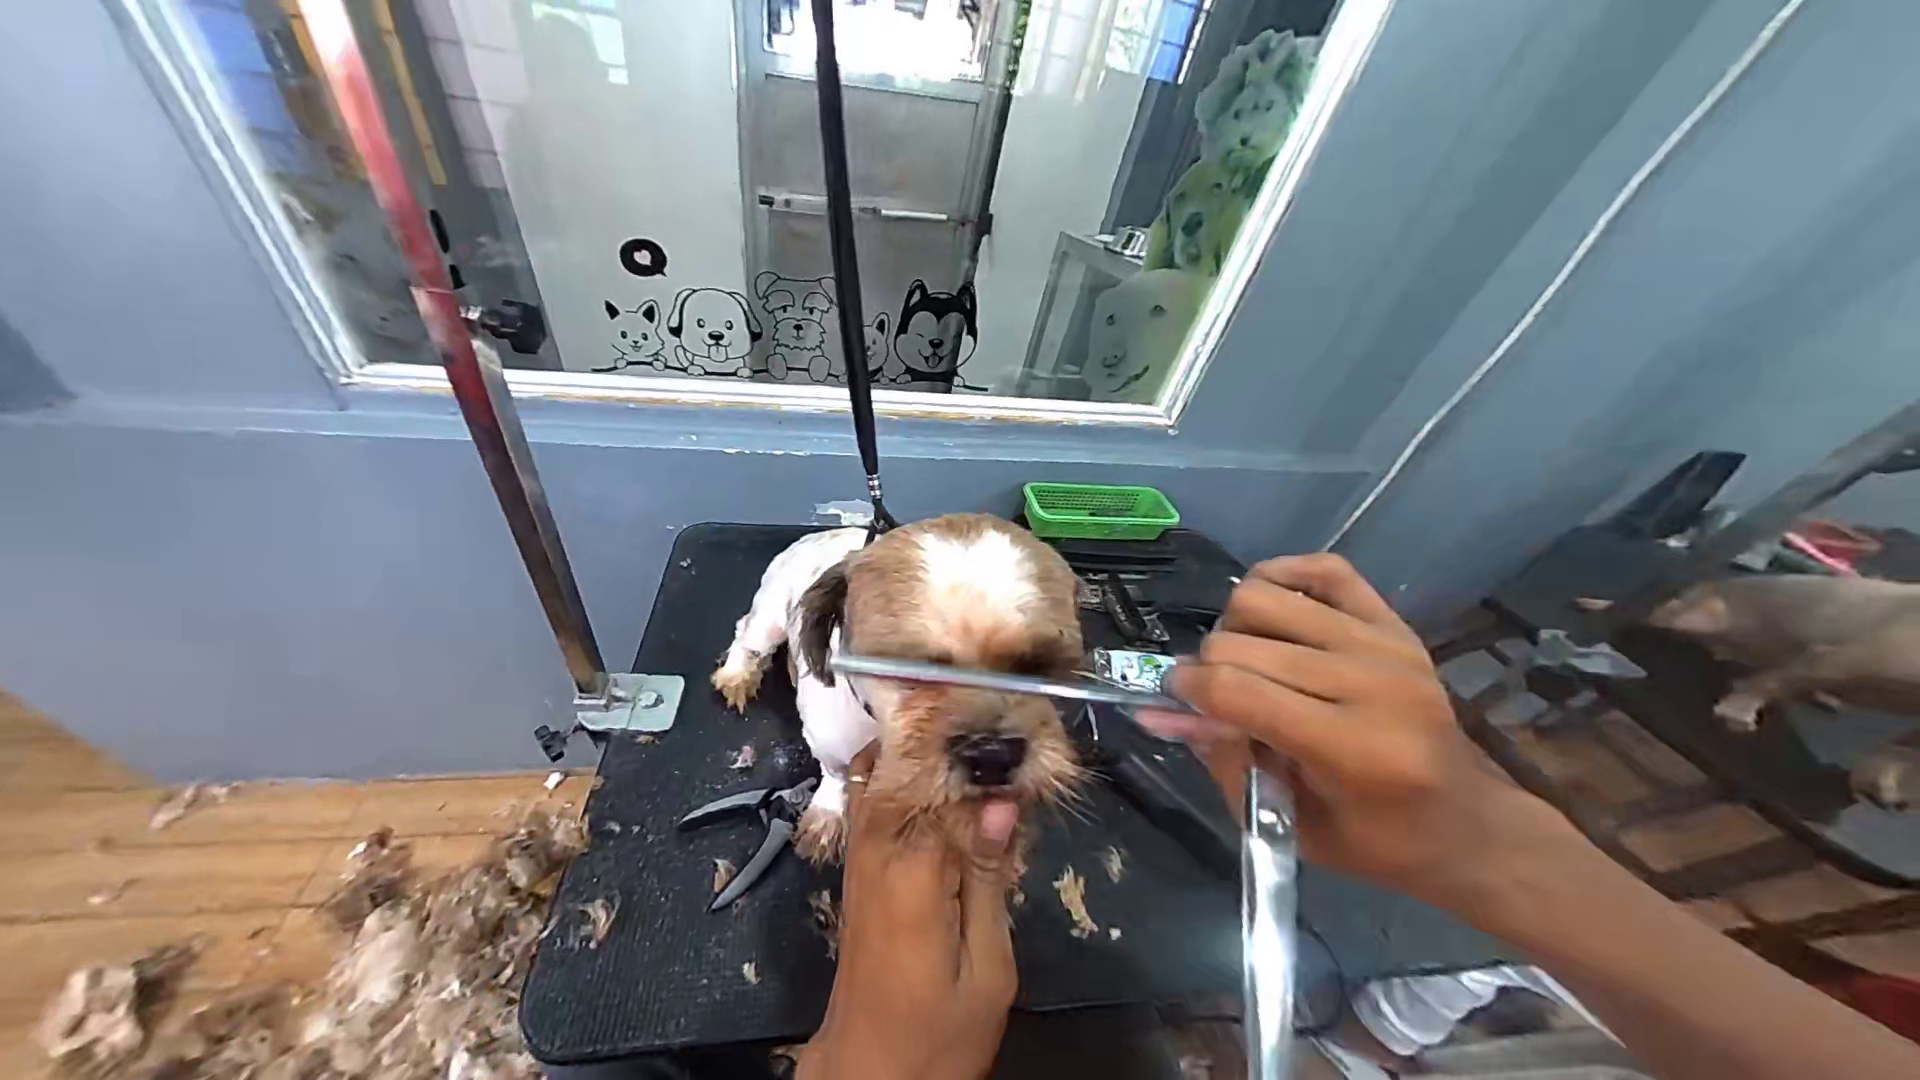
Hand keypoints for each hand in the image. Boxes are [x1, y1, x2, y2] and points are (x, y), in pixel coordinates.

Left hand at [797, 747, 1019, 1079]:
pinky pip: (871, 796)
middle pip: (908, 764)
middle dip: (947, 743)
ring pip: (882, 771)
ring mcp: (858, 851)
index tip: (1016, 747)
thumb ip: (990, 876)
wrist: (866, 1071)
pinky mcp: (856, 862)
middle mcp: (876, 845)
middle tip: (992, 733)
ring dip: (921, 752)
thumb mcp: (988, 966)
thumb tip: (1002, 801)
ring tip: (966, 742)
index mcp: (914, 869)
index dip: (983, 762)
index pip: (948, 784)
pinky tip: (933, 773)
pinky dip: (898, 774)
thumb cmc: (937, 1032)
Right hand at [1143, 553, 1579, 912]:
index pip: (1236, 691)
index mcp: (1352, 749)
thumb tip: (1152, 710)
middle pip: (1238, 642)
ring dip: (1234, 627)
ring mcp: (1385, 644)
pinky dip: (1280, 578)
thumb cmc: (1373, 840)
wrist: (1466, 823)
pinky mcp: (1393, 622)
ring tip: (1248, 658)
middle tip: (1215, 695)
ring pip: (1262, 596)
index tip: (1172, 697)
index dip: (1186, 689)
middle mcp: (1373, 684)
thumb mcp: (1284, 822)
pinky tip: (1271, 615)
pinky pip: (1320, 568)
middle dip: (1206, 668)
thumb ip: (1219, 757)